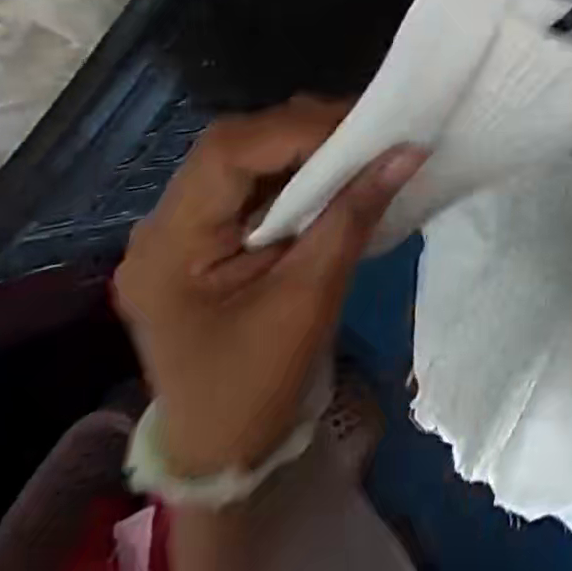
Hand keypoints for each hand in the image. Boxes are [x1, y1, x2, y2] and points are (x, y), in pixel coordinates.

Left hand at [113, 97, 426, 477]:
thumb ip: (355, 214)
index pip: (226, 154)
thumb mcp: (313, 294)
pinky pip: (251, 184)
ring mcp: (180, 230)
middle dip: (303, 130)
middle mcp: (162, 226)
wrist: (224, 443)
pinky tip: (334, 174)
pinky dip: (297, 170)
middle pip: (232, 148)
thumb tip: (409, 151)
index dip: (297, 130)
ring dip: (302, 146)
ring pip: (243, 159)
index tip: (364, 128)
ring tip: (360, 146)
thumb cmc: (260, 380)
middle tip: (369, 130)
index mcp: (171, 246)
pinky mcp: (205, 237)